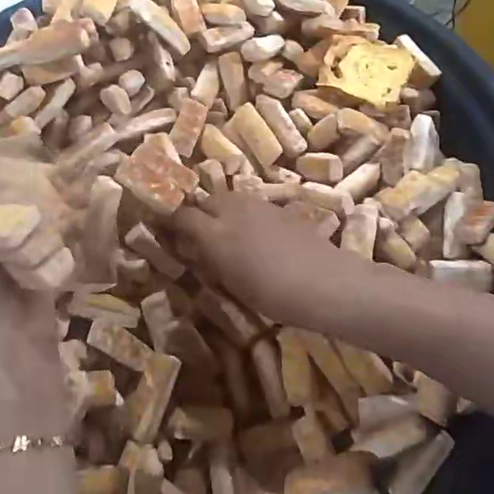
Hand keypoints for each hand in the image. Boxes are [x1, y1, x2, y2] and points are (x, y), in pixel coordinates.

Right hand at [174, 191, 375, 322]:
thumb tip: (194, 249)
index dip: (172, 221)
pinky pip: (251, 205)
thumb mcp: (232, 284)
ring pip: (229, 199)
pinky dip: (245, 215)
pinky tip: (256, 236)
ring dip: (222, 211)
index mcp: (213, 233)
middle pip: (206, 201)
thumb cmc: (273, 294)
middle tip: (200, 235)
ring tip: (228, 234)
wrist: (325, 282)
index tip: (168, 231)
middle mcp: (231, 210)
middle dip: (199, 214)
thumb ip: (210, 261)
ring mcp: (257, 204)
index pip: (182, 216)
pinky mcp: (278, 207)